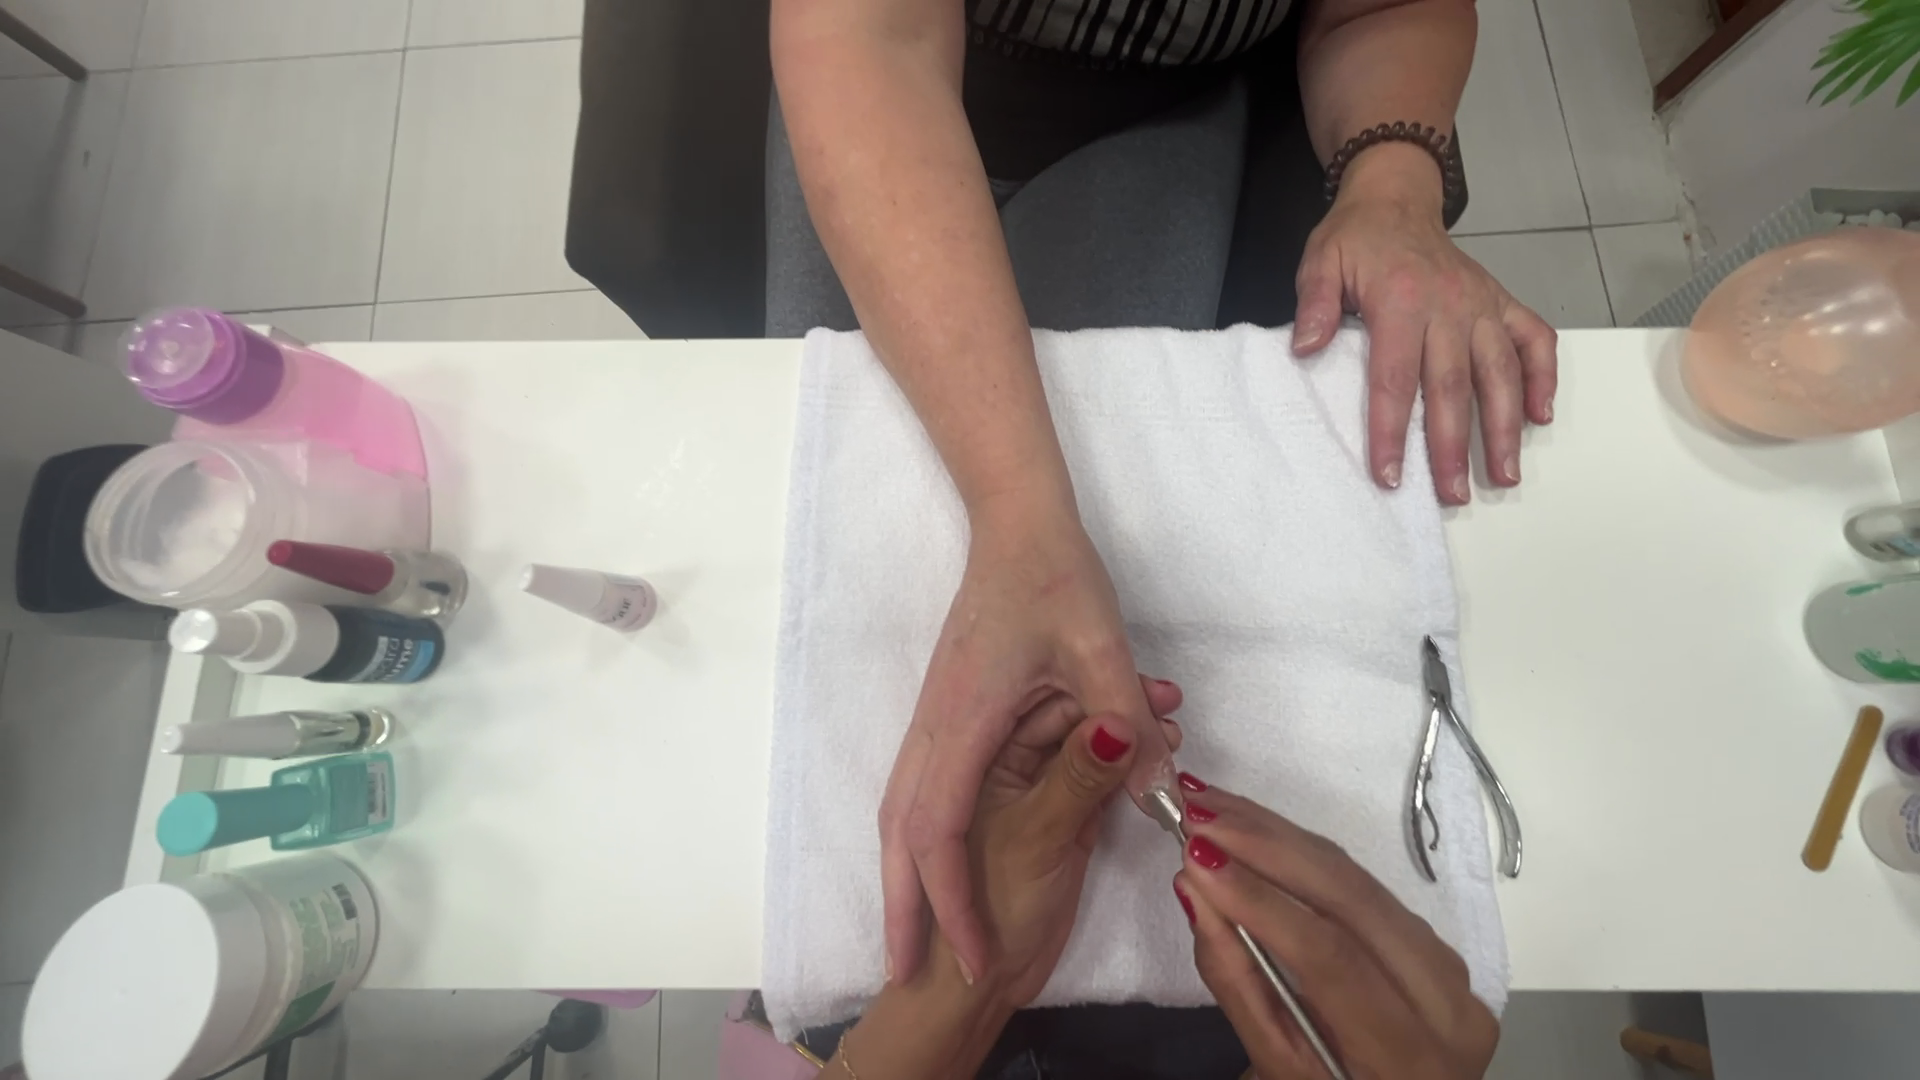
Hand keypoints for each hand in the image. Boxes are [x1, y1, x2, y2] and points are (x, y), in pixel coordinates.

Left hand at [823, 708, 1175, 1079]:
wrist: (989, 979)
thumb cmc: (995, 899)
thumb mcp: (1038, 833)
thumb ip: (1078, 778)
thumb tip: (1121, 723)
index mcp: (979, 750)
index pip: (1040, 708)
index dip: (1091, 695)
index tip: (1144, 688)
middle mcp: (1007, 757)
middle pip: (1067, 721)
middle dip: (1116, 711)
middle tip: (1168, 699)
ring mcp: (1038, 785)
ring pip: (1087, 749)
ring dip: (1128, 739)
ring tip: (1173, 727)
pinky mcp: (1066, 813)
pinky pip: (1100, 781)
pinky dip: (1128, 772)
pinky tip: (1163, 755)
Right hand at [882, 496, 1176, 983]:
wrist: (1014, 525)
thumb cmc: (1054, 580)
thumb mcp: (1102, 652)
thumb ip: (1126, 726)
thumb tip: (1159, 797)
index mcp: (967, 716)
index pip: (941, 826)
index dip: (950, 900)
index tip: (970, 960)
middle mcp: (935, 722)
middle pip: (898, 825)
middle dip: (900, 902)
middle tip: (902, 968)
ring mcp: (934, 711)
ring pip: (902, 802)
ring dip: (905, 867)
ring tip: (914, 925)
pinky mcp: (946, 703)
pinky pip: (923, 778)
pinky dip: (922, 827)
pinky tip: (943, 848)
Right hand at [1174, 782, 1497, 1079]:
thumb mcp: (1275, 1064)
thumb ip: (1234, 977)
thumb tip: (1192, 885)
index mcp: (1412, 1057)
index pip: (1331, 959)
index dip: (1260, 900)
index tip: (1194, 853)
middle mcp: (1447, 1000)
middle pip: (1348, 897)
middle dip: (1262, 844)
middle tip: (1194, 810)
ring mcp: (1444, 959)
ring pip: (1349, 873)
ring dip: (1270, 830)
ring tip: (1206, 801)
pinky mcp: (1424, 931)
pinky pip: (1352, 873)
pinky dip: (1290, 840)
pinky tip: (1244, 819)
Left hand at [1292, 142, 1556, 506]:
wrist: (1396, 198)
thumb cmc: (1353, 240)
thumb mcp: (1320, 265)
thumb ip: (1313, 308)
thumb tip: (1304, 351)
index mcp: (1401, 304)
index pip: (1394, 382)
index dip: (1390, 433)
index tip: (1389, 476)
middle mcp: (1450, 307)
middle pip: (1453, 388)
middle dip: (1453, 447)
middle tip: (1454, 495)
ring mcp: (1482, 305)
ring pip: (1500, 373)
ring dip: (1504, 428)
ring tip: (1503, 475)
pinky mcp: (1501, 300)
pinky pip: (1535, 339)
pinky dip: (1543, 376)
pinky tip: (1540, 416)